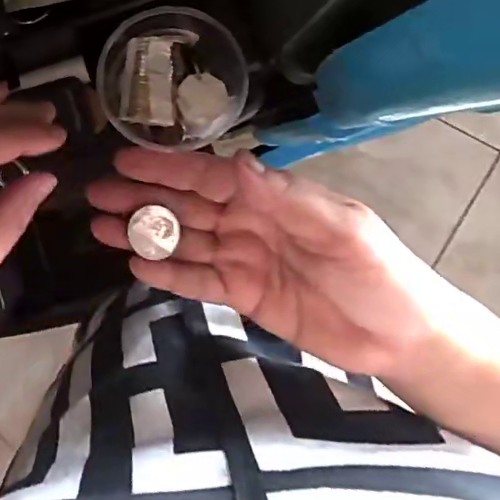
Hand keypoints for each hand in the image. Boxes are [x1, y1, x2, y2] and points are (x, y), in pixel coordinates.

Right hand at [86, 148, 499, 429]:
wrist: (405, 340)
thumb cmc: (380, 274)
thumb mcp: (342, 228)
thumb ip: (286, 198)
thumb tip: (235, 164)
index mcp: (271, 197)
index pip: (208, 177)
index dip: (166, 168)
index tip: (124, 159)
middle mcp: (249, 221)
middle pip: (184, 206)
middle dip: (141, 197)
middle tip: (94, 193)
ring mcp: (242, 259)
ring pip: (183, 241)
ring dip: (143, 234)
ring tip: (99, 227)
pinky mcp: (242, 295)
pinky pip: (197, 281)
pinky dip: (167, 274)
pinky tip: (135, 267)